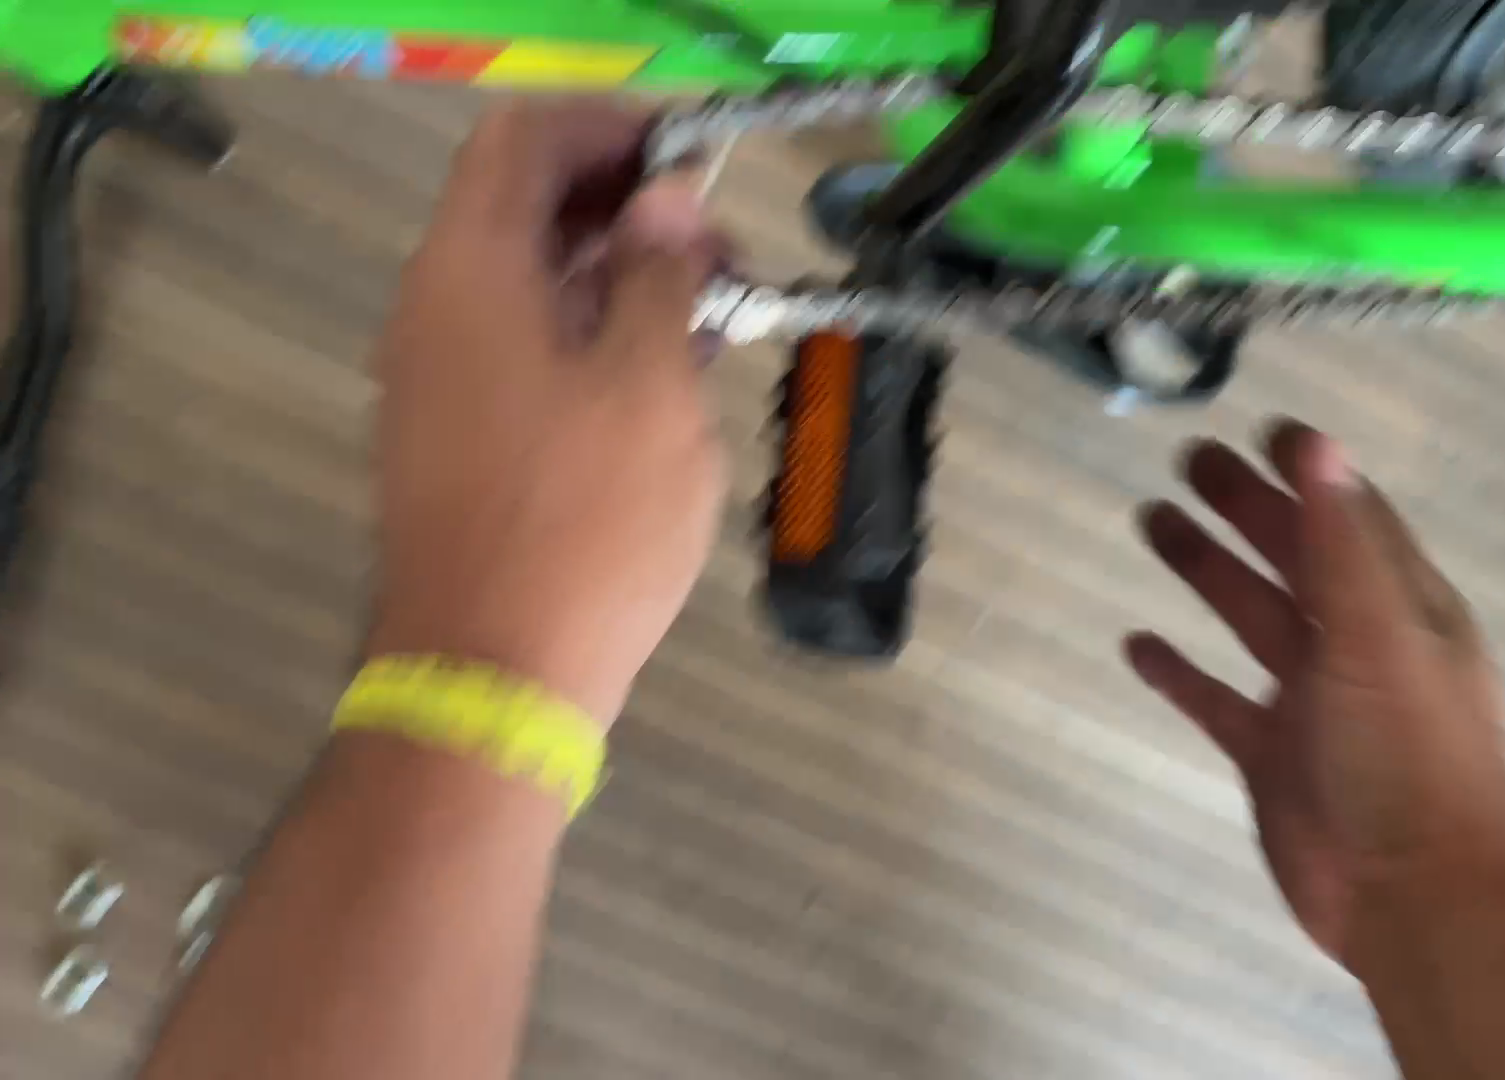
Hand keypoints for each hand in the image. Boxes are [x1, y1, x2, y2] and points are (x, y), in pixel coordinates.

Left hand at [367, 102, 727, 726]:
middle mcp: (441, 309)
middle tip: (722, 253)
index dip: (612, 131)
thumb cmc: (590, 521)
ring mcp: (450, 377)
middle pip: (532, 212)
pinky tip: (669, 371)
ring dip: (625, 279)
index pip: (528, 142)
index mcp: (475, 274)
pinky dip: (602, 336)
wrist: (501, 667)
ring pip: (541, 286)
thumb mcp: (651, 388)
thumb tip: (669, 204)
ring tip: (714, 311)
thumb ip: (660, 279)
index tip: (695, 159)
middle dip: (633, 211)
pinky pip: (537, 349)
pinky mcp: (471, 434)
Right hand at [1127, 422, 1504, 965]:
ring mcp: (1309, 699)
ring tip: (1153, 522)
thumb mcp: (1377, 636)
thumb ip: (1343, 544)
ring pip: (1248, 616)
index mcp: (1398, 609)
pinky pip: (1216, 697)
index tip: (1267, 429)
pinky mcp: (1270, 750)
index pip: (1352, 518)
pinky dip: (1180, 672)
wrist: (1415, 899)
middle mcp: (1354, 643)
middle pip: (1290, 557)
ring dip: (1204, 570)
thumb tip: (1322, 445)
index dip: (1312, 473)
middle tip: (1189, 461)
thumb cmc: (1405, 755)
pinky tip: (1138, 645)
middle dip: (1243, 507)